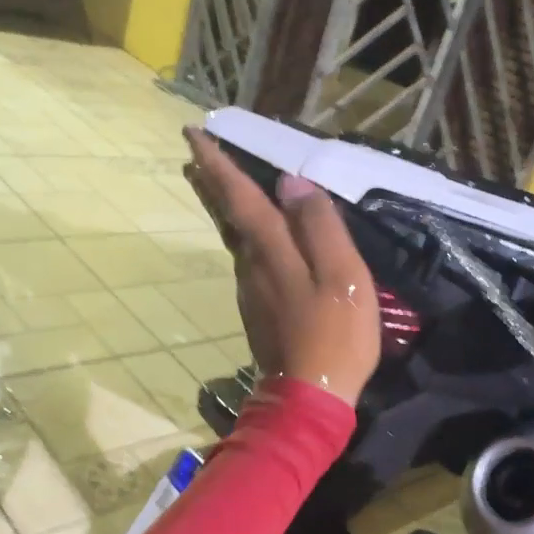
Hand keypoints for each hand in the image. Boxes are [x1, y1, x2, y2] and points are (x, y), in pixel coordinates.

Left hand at [182, 127, 379, 405]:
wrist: (308, 399)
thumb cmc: (333, 335)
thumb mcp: (341, 275)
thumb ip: (319, 227)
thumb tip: (291, 183)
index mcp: (270, 250)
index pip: (238, 196)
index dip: (217, 164)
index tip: (192, 134)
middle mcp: (251, 266)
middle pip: (226, 216)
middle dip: (210, 183)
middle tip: (192, 154)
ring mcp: (251, 291)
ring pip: (233, 238)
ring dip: (222, 207)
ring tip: (215, 183)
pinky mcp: (258, 312)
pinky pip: (247, 258)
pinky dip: (241, 234)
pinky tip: (251, 235)